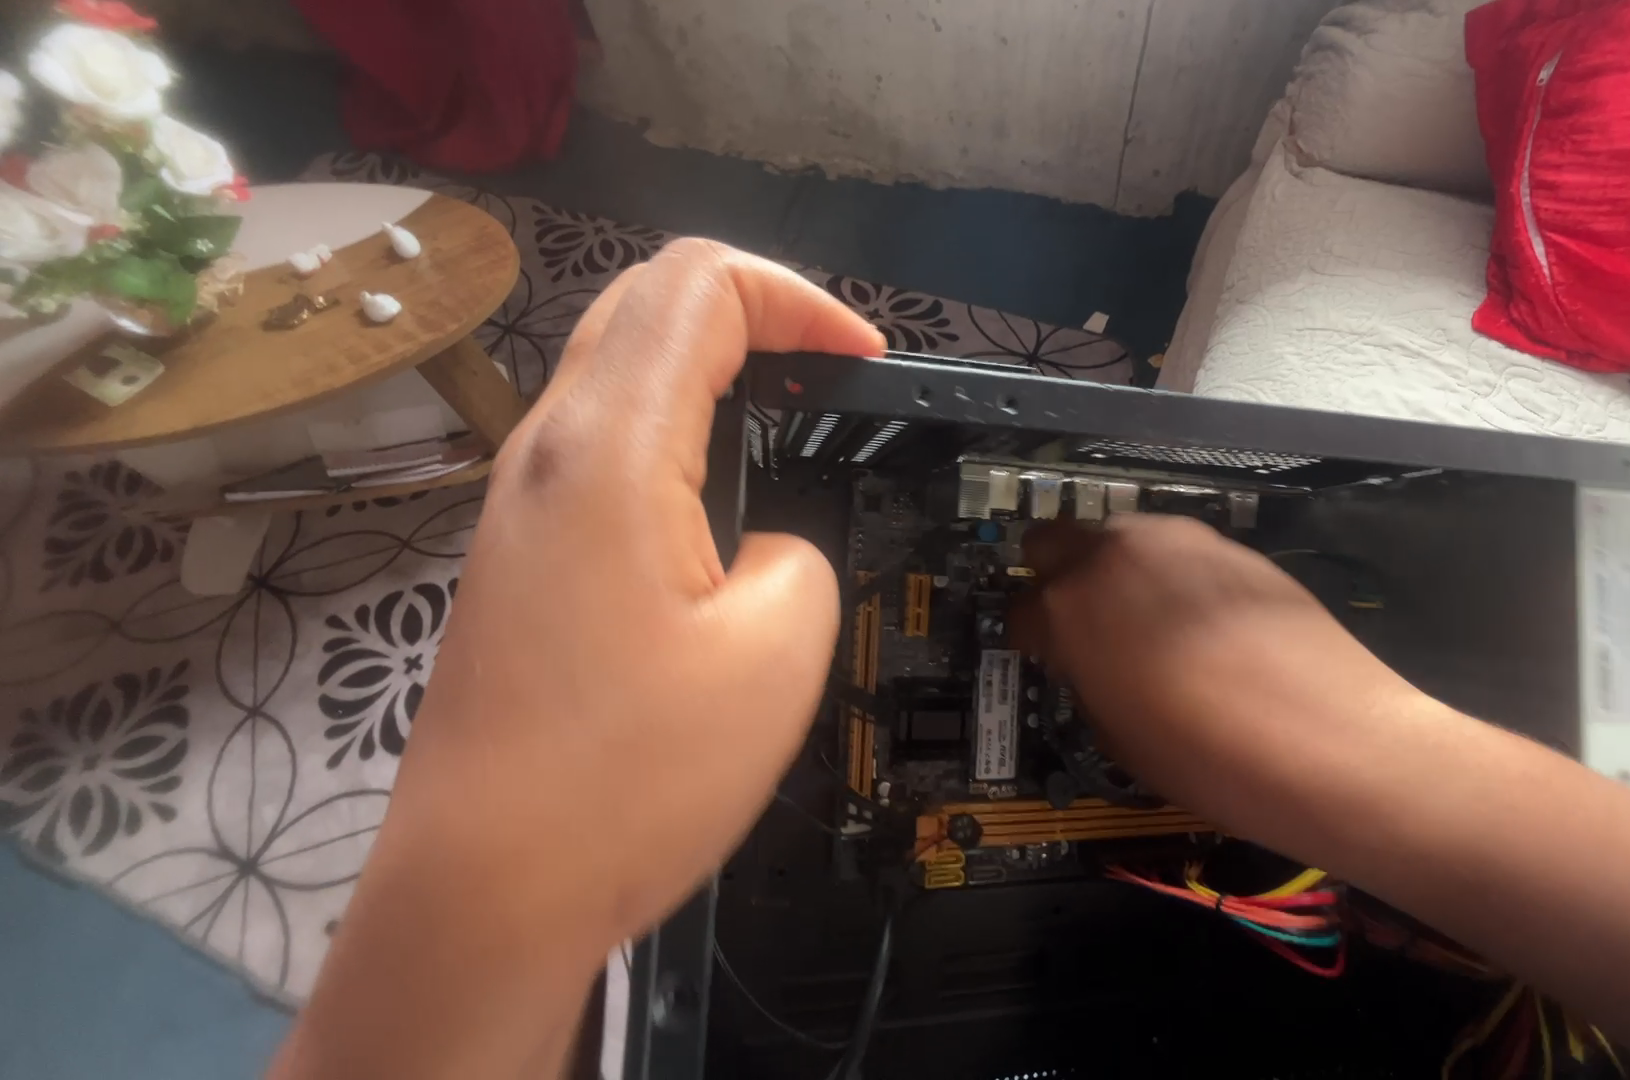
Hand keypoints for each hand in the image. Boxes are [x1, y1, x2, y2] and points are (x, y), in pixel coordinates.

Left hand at [357, 240, 884, 954]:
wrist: (486, 893)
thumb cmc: (632, 776)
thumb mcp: (778, 651)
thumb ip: (800, 553)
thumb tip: (763, 545)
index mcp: (610, 449)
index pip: (701, 287)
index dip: (800, 299)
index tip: (865, 362)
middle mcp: (548, 452)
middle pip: (648, 304)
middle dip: (759, 314)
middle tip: (834, 380)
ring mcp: (522, 502)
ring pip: (622, 369)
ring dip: (718, 370)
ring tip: (794, 428)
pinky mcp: (524, 553)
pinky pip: (607, 442)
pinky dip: (680, 429)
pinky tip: (724, 501)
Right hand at [1014, 514, 1449, 863]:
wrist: (1331, 738)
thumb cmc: (1207, 757)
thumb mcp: (1117, 736)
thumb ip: (1086, 680)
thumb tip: (1087, 663)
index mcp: (1069, 610)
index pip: (1018, 610)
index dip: (1027, 638)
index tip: (1043, 656)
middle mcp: (1111, 557)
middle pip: (1050, 541)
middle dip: (1052, 577)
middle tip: (1077, 620)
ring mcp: (1173, 540)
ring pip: (1114, 534)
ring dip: (1110, 567)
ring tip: (1141, 615)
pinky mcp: (1228, 543)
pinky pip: (1172, 547)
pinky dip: (1166, 571)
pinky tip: (1198, 615)